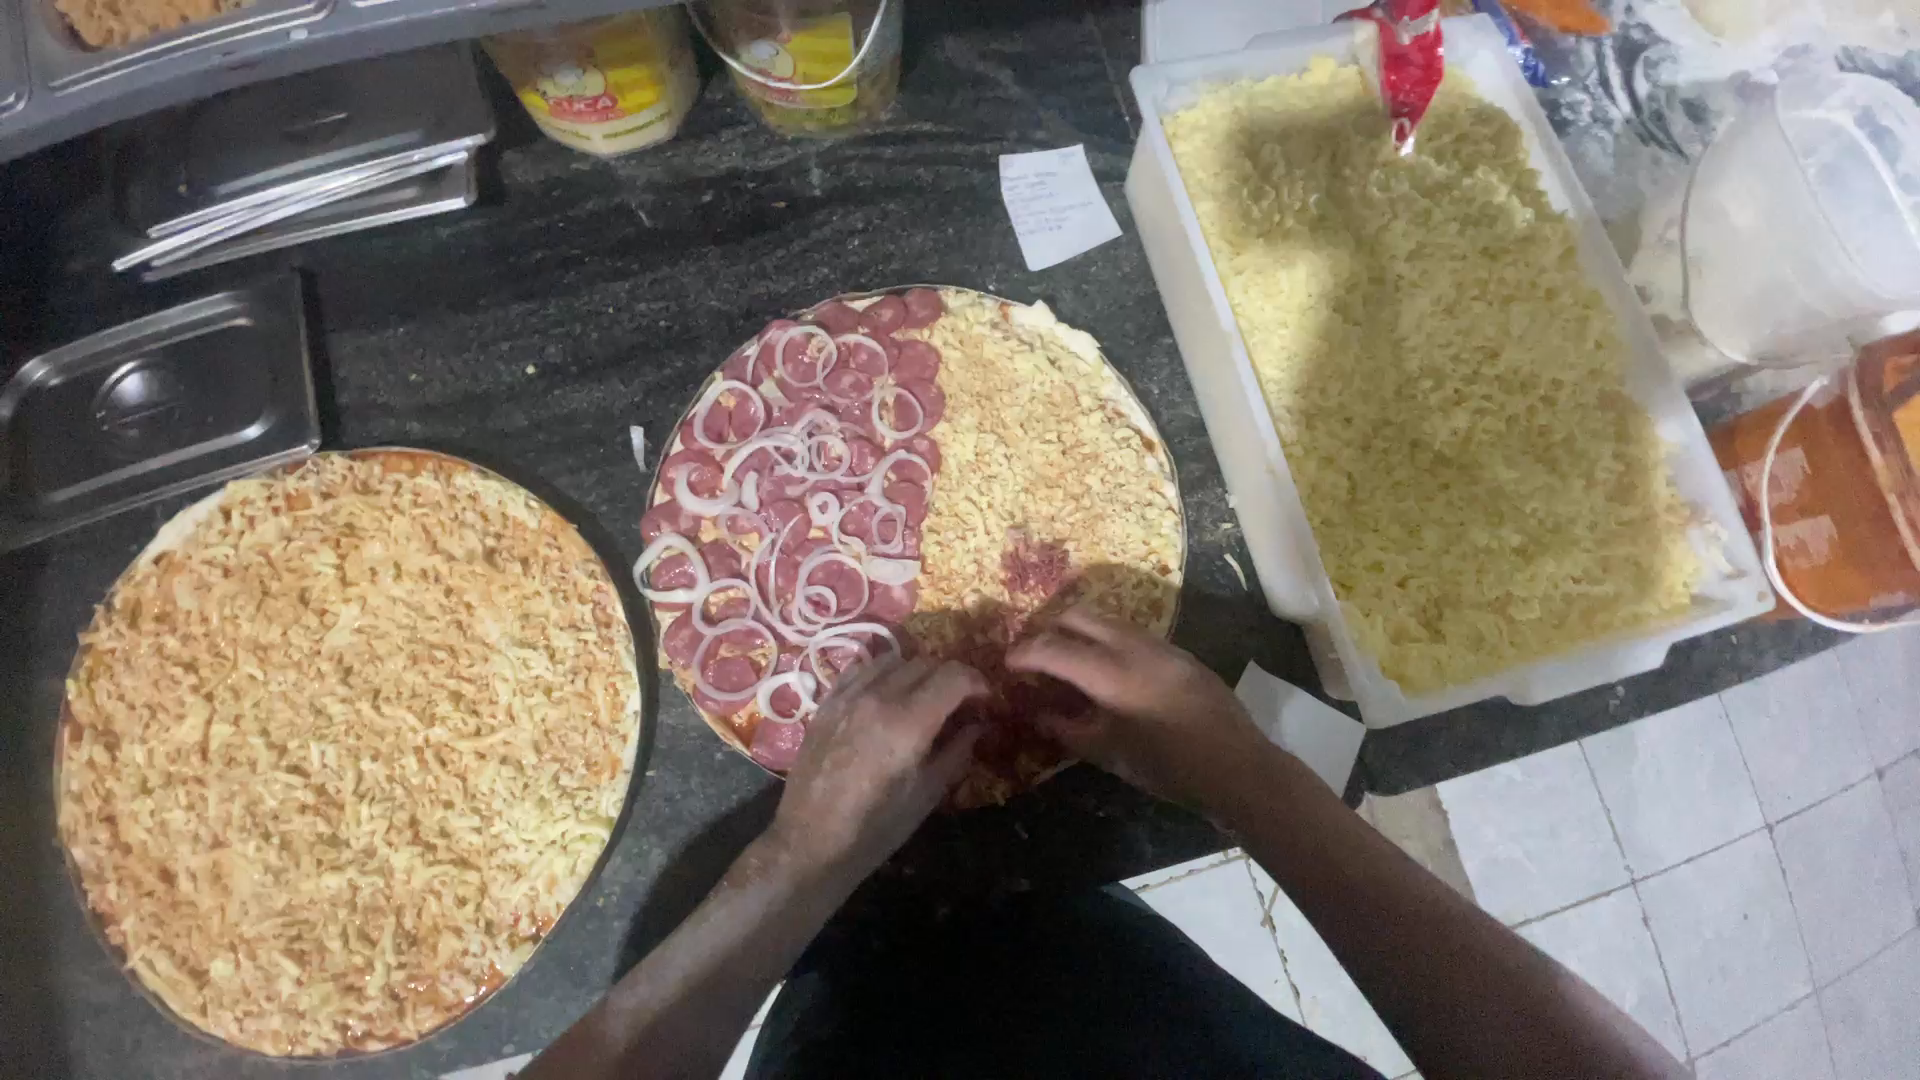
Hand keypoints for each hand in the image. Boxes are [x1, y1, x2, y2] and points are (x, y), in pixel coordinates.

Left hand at [769, 655, 988, 875]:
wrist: (810, 843)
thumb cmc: (876, 828)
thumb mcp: (927, 795)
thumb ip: (957, 752)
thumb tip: (979, 725)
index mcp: (909, 723)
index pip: (954, 676)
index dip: (978, 683)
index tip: (986, 700)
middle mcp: (879, 697)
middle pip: (926, 663)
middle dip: (951, 678)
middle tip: (960, 703)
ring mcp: (848, 695)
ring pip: (894, 659)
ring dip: (916, 671)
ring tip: (922, 697)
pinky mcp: (827, 702)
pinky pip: (861, 668)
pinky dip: (882, 672)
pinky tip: (886, 694)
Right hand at [1006, 606, 1276, 812]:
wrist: (1239, 769)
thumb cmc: (1168, 768)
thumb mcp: (1109, 754)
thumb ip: (1066, 729)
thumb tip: (1036, 714)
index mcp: (1113, 673)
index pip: (1053, 647)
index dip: (1023, 652)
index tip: (1007, 663)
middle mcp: (1134, 646)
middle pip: (1077, 615)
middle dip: (1047, 630)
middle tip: (1034, 657)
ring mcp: (1160, 644)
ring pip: (1105, 620)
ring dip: (1078, 633)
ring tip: (1067, 663)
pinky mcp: (1178, 651)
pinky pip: (1130, 633)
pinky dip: (1105, 642)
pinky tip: (1107, 673)